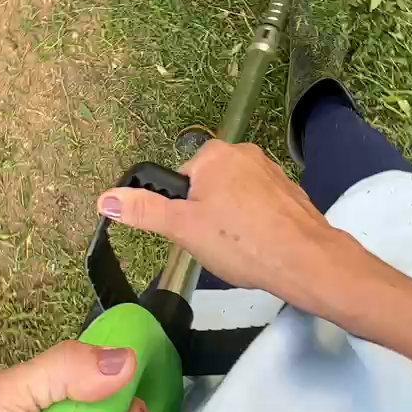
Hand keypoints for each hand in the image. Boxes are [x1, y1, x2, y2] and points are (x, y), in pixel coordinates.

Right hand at [98, 140, 358, 308]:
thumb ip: (144, 211)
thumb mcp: (183, 228)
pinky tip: (260, 246)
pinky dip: (256, 223)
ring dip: (232, 220)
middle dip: (207, 215)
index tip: (194, 234)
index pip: (182, 180)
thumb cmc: (240, 241)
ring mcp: (269, 169)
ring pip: (234, 197)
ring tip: (240, 249)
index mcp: (213, 153)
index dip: (183, 212)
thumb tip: (104, 198)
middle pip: (207, 187)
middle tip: (216, 244)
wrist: (306, 260)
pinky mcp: (289, 190)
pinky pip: (260, 205)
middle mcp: (242, 151)